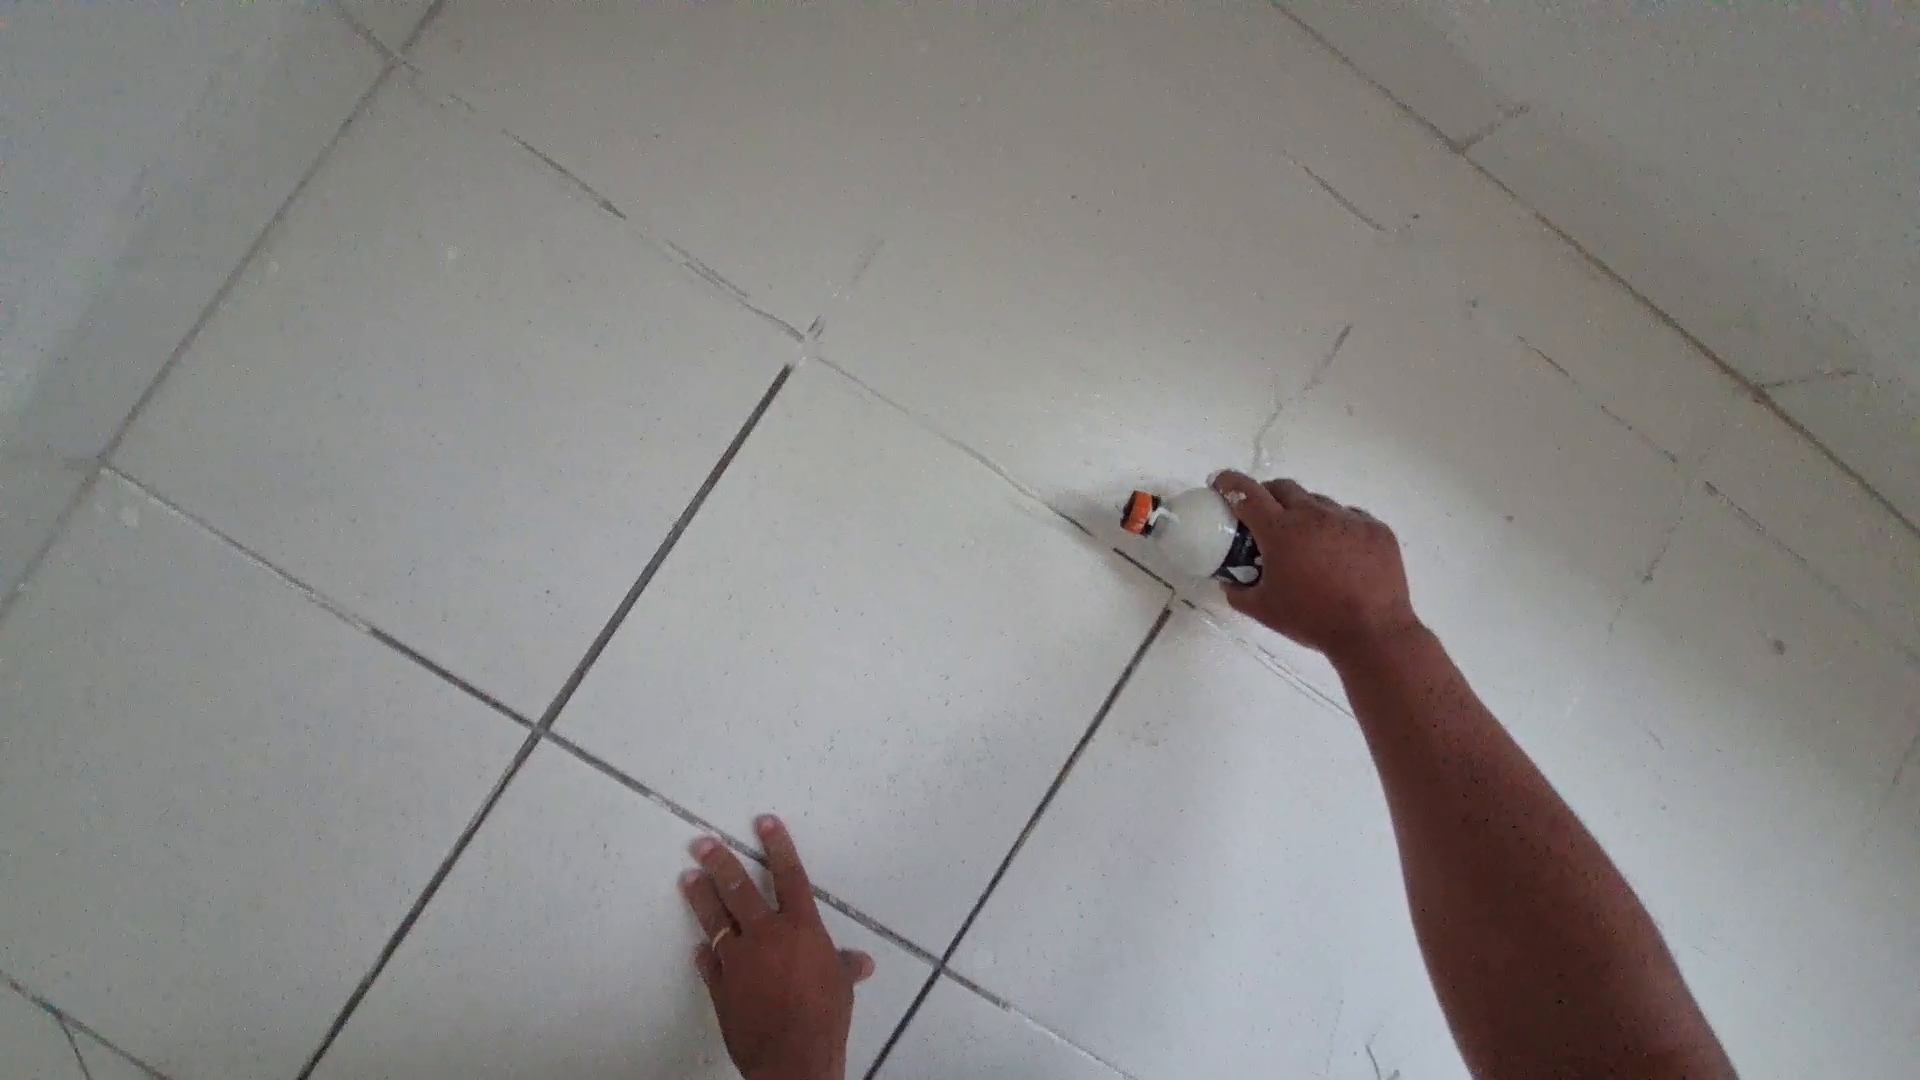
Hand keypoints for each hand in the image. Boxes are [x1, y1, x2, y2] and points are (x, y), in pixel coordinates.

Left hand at [681, 816, 874, 1079]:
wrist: (791, 1058)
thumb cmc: (825, 1016)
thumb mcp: (841, 985)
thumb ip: (846, 966)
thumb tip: (861, 963)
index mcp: (801, 926)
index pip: (789, 875)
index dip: (777, 846)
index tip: (763, 821)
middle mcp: (767, 934)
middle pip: (740, 889)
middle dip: (720, 862)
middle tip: (701, 844)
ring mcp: (739, 959)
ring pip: (716, 919)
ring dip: (701, 896)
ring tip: (688, 877)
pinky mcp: (721, 987)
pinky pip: (709, 964)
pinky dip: (705, 953)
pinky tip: (698, 947)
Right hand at [1211, 471, 1421, 663]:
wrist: (1372, 633)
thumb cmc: (1311, 619)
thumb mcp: (1261, 609)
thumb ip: (1237, 591)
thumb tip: (1229, 580)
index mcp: (1280, 531)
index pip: (1246, 493)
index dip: (1228, 483)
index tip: (1220, 484)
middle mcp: (1313, 515)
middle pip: (1283, 487)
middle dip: (1266, 495)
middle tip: (1263, 517)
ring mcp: (1348, 519)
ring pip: (1317, 502)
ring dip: (1303, 513)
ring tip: (1305, 542)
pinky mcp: (1375, 529)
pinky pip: (1349, 517)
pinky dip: (1335, 527)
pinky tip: (1337, 553)